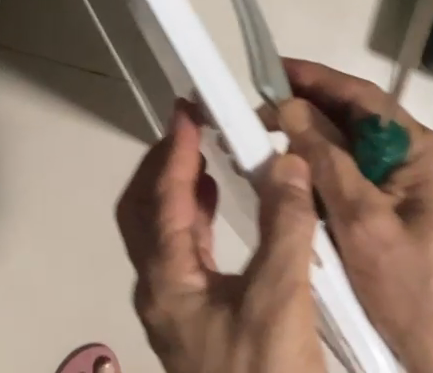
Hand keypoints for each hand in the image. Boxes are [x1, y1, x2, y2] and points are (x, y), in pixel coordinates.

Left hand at [115, 102, 324, 372]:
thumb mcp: (280, 300)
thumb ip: (284, 227)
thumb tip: (289, 161)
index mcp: (167, 279)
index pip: (161, 197)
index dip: (174, 148)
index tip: (188, 108)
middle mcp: (161, 290)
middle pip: (143, 210)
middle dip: (163, 165)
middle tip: (193, 130)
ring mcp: (176, 310)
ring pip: (162, 233)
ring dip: (179, 191)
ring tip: (208, 159)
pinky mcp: (196, 324)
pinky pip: (184, 255)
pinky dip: (196, 221)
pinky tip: (223, 215)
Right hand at [276, 59, 432, 372]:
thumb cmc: (412, 290)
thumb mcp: (361, 221)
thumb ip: (325, 160)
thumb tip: (290, 107)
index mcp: (425, 151)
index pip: (363, 97)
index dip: (316, 78)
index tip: (270, 71)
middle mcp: (426, 157)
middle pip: (360, 118)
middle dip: (310, 109)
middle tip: (258, 109)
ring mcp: (420, 184)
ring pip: (357, 147)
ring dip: (315, 140)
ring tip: (268, 135)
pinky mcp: (409, 209)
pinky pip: (362, 174)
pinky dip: (327, 169)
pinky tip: (296, 173)